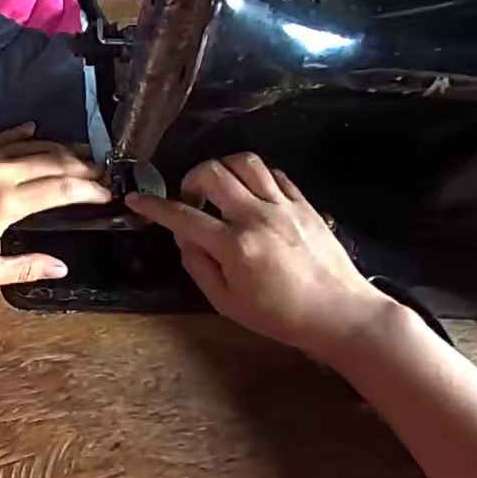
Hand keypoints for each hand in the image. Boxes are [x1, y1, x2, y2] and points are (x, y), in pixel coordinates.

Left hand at [0, 123, 111, 285]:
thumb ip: (25, 268)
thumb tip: (61, 267)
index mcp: (9, 202)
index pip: (63, 190)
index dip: (91, 191)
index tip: (107, 194)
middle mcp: (3, 172)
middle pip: (56, 162)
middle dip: (85, 167)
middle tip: (103, 173)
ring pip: (35, 145)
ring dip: (62, 149)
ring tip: (83, 155)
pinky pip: (6, 136)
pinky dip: (26, 134)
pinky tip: (37, 131)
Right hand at [125, 153, 404, 362]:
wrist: (340, 314)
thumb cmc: (278, 315)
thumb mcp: (225, 302)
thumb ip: (198, 265)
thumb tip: (183, 237)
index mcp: (234, 245)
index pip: (182, 215)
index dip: (153, 205)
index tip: (136, 199)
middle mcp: (257, 216)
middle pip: (212, 172)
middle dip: (190, 179)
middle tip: (191, 200)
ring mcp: (284, 205)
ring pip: (245, 162)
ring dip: (223, 169)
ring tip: (220, 190)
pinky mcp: (304, 203)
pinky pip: (274, 173)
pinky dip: (254, 177)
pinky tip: (250, 195)